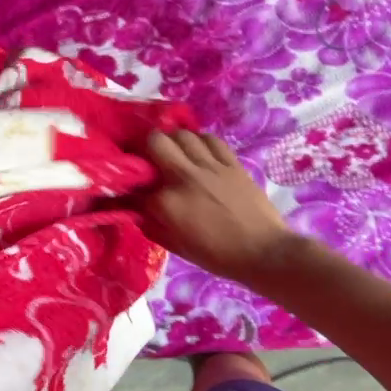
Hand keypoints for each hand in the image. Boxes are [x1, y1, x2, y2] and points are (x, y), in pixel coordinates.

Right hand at [142, 129, 299, 283]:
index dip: (128, 186)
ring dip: (172, 141)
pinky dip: (200, 141)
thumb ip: (151, 225)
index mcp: (167, 203)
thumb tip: (136, 211)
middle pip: (155, 142)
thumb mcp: (175, 246)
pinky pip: (211, 140)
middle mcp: (185, 177)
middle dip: (145, 147)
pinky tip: (198, 151)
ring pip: (182, 135)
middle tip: (147, 157)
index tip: (127, 189)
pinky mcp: (232, 164)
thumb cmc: (217, 255)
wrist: (263, 252)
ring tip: (173, 152)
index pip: (136, 185)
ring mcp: (210, 167)